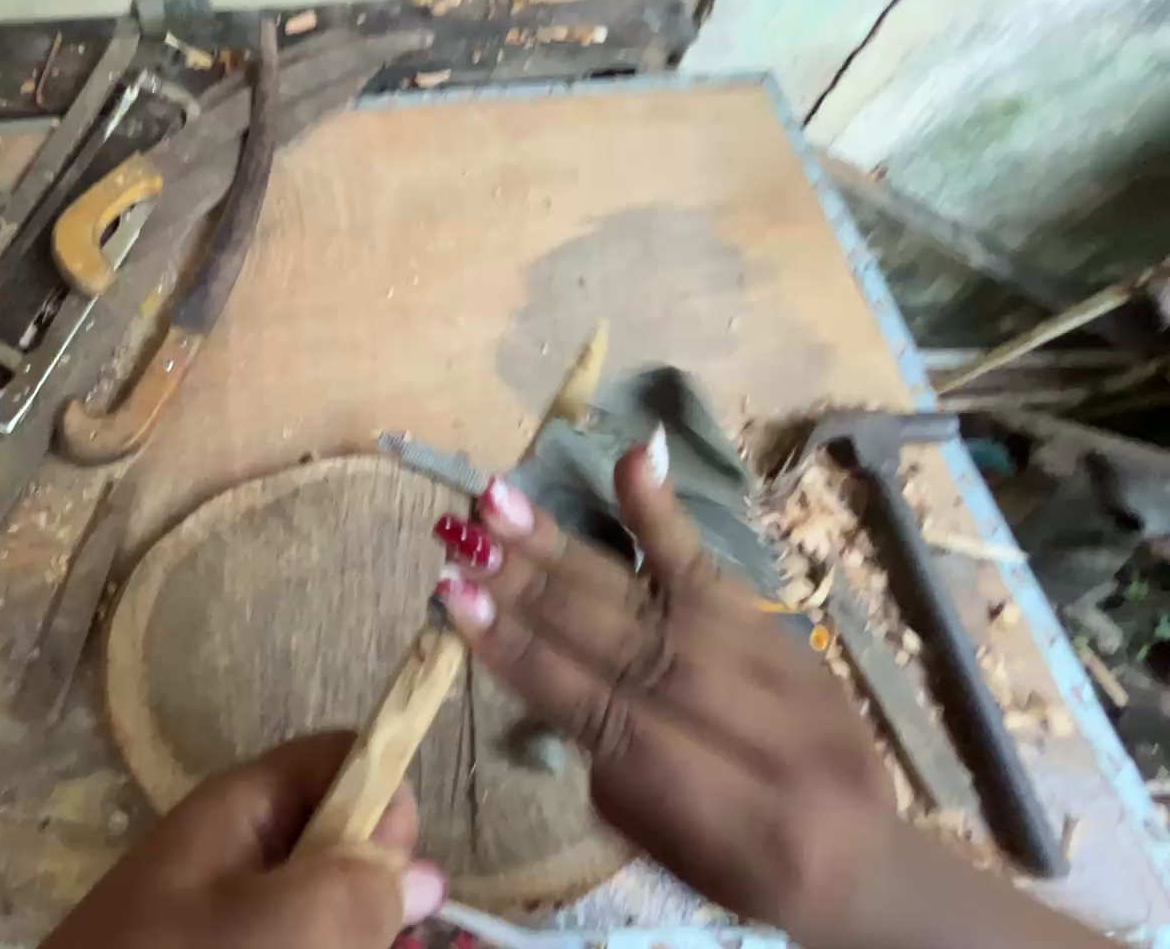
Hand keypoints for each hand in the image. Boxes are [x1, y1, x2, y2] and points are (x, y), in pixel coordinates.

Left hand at [43, 732, 446, 948]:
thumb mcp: (282, 925)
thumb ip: (360, 887)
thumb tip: (418, 868)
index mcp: (245, 804)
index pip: (342, 760)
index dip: (385, 806)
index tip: (400, 880)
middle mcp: (240, 845)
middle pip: (342, 843)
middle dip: (371, 900)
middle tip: (365, 948)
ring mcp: (231, 909)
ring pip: (324, 909)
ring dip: (345, 936)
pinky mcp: (227, 942)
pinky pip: (291, 935)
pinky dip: (313, 943)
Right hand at [432, 431, 904, 940]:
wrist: (867, 859)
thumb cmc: (729, 860)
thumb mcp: (647, 830)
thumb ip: (594, 738)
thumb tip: (529, 647)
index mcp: (710, 801)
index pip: (592, 705)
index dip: (518, 649)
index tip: (452, 598)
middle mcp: (748, 726)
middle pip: (616, 639)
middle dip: (526, 588)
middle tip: (459, 541)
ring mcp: (771, 666)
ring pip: (647, 595)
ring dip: (562, 545)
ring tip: (495, 501)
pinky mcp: (778, 627)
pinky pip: (716, 566)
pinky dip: (665, 512)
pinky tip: (632, 458)